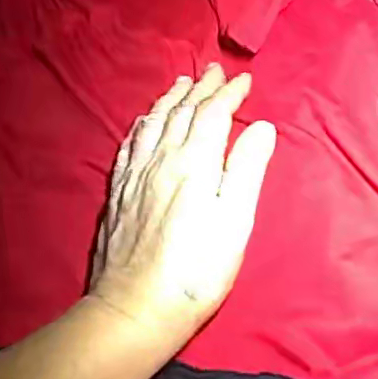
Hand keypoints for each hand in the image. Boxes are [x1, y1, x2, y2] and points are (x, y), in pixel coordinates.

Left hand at [88, 65, 276, 349]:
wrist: (135, 308)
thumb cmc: (197, 271)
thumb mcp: (235, 222)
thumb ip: (247, 170)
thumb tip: (261, 127)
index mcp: (194, 164)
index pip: (213, 115)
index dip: (229, 94)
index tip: (244, 80)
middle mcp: (161, 160)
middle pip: (181, 112)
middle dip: (200, 88)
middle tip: (213, 70)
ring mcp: (135, 175)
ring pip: (153, 123)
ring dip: (170, 99)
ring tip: (180, 83)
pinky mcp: (117, 193)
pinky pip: (130, 144)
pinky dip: (142, 124)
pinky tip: (144, 122)